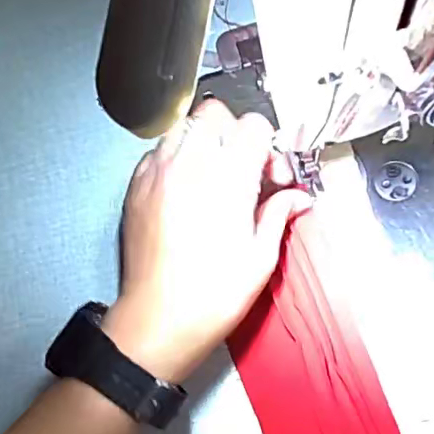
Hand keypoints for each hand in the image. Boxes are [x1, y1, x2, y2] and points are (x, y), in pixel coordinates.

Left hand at [104, 99, 312, 382]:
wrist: (160, 320)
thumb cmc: (214, 295)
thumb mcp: (261, 256)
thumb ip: (278, 214)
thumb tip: (298, 199)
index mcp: (228, 178)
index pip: (253, 125)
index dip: (269, 147)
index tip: (272, 176)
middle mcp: (189, 164)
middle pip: (216, 113)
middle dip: (236, 134)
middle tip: (246, 170)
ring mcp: (157, 172)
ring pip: (184, 126)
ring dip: (205, 142)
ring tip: (215, 179)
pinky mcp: (135, 186)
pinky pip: (159, 151)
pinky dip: (177, 159)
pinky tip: (188, 192)